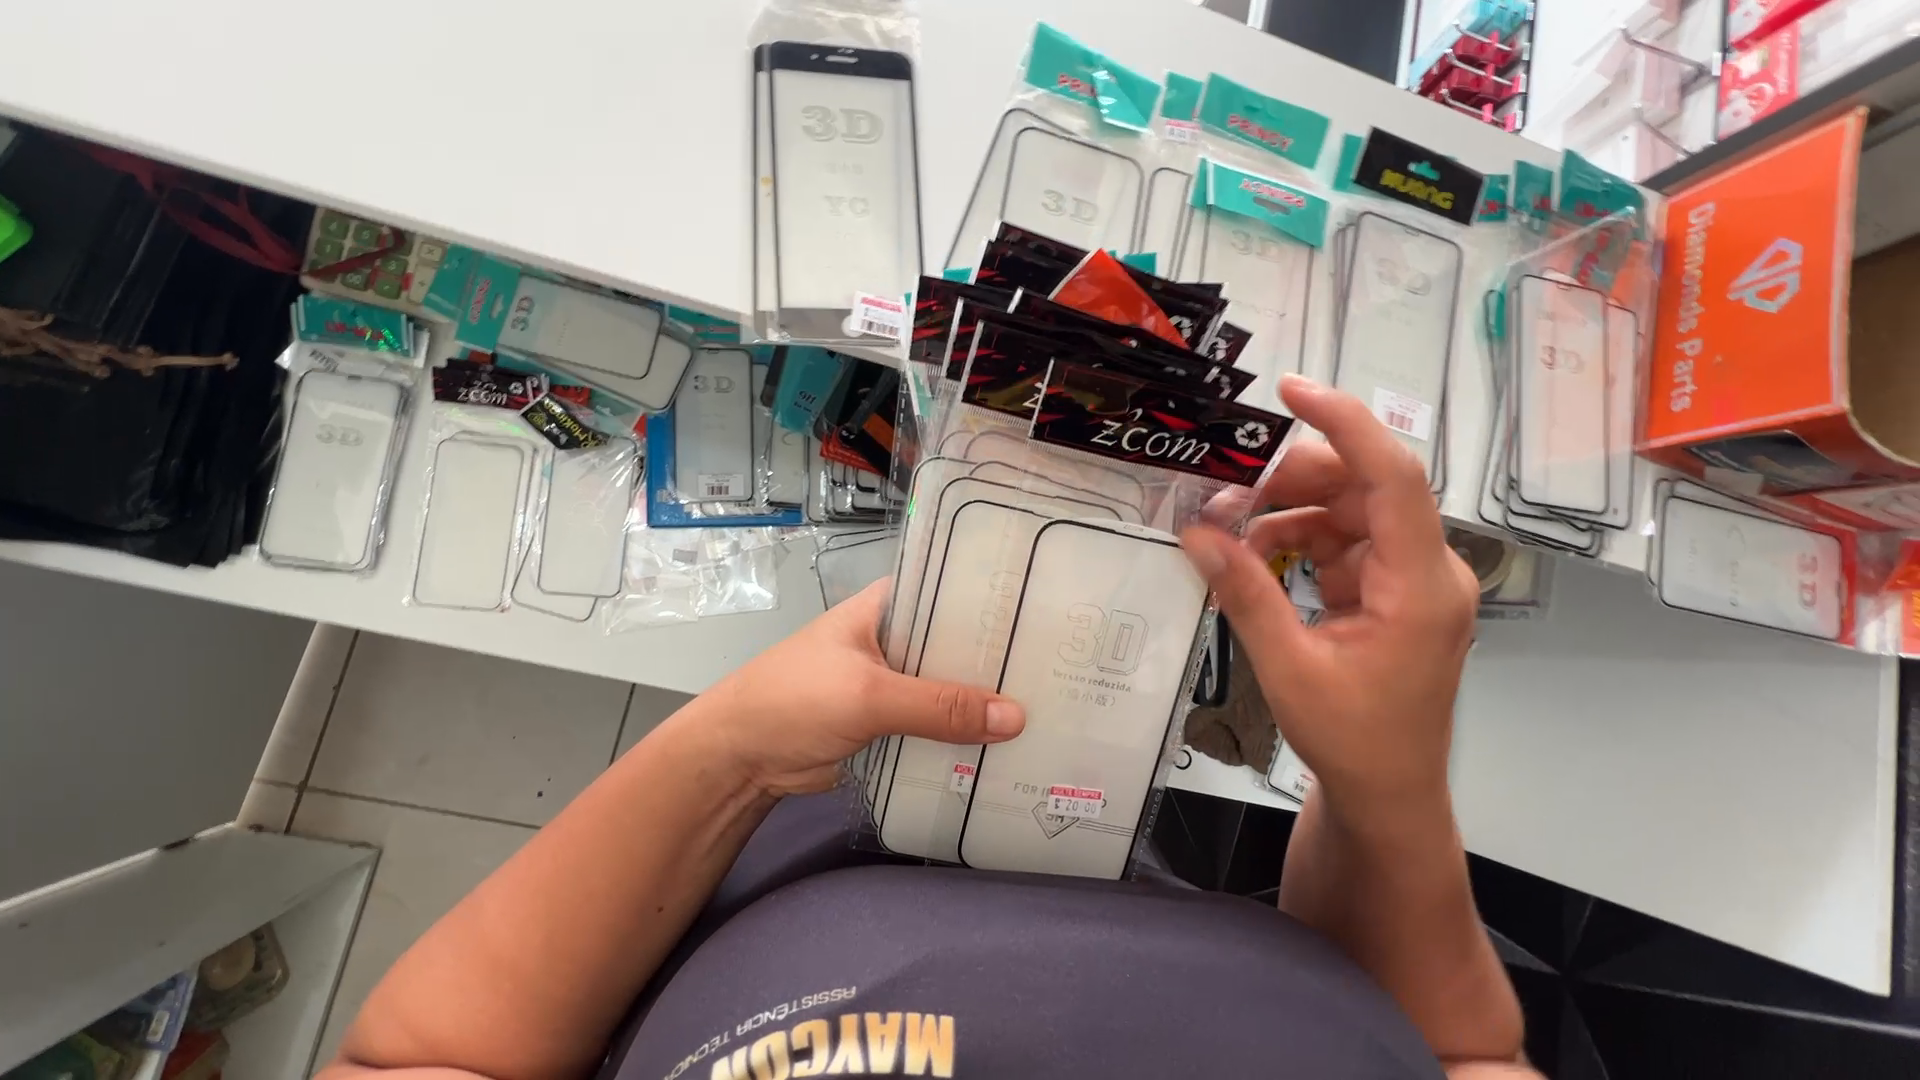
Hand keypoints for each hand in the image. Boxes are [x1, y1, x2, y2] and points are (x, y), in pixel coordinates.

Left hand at [668, 581, 1026, 797]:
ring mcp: (895, 682)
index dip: (999, 605)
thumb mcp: (868, 694)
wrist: (740, 759)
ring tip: (1054, 712)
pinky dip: (964, 736)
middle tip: (1065, 674)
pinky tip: (1010, 747)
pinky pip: (938, 725)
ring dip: (986, 704)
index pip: (954, 593)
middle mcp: (897, 638)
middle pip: (959, 646)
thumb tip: (1016, 718)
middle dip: (1001, 662)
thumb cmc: (794, 699)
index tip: (1053, 620)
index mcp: (888, 607)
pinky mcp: (892, 722)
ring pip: (951, 689)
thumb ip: (938, 706)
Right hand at [1179, 374, 1478, 811]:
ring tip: (1225, 528)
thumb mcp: (1288, 667)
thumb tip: (1196, 534)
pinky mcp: (1387, 592)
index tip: (1291, 391)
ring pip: (1346, 512)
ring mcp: (1408, 580)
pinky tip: (1251, 554)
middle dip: (1289, 480)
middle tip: (1222, 489)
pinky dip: (1294, 541)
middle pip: (1362, 489)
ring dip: (1285, 512)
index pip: (1394, 478)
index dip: (1345, 424)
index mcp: (1420, 586)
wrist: (1389, 791)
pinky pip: (1340, 543)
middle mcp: (1426, 570)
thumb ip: (1245, 593)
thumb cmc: (1352, 738)